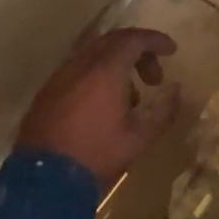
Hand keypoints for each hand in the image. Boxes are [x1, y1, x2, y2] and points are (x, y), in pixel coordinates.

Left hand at [16, 28, 180, 191]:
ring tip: (131, 98)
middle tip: (154, 78)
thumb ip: (163, 110)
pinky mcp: (47, 91)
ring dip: (117, 65)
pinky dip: (97, 76)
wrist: (43, 179)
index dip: (155, 40)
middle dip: (138, 52)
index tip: (171, 51)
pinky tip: (103, 105)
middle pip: (113, 41)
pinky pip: (78, 70)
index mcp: (105, 70)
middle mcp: (80, 64)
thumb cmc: (97, 155)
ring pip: (93, 55)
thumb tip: (175, 89)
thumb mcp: (139, 138)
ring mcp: (60, 76)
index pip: (134, 39)